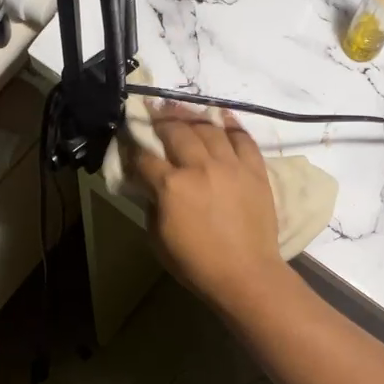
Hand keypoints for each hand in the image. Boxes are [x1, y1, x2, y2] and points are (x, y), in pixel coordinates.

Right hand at [130, 102, 285, 306]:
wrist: (245, 274)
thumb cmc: (196, 265)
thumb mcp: (159, 240)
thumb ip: (153, 207)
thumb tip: (152, 189)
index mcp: (171, 186)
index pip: (144, 158)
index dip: (133, 149)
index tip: (128, 142)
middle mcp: (199, 166)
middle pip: (176, 131)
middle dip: (160, 119)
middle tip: (152, 111)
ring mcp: (230, 165)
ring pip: (208, 127)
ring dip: (191, 115)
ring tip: (181, 109)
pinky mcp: (254, 169)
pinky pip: (242, 137)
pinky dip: (230, 123)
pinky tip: (221, 115)